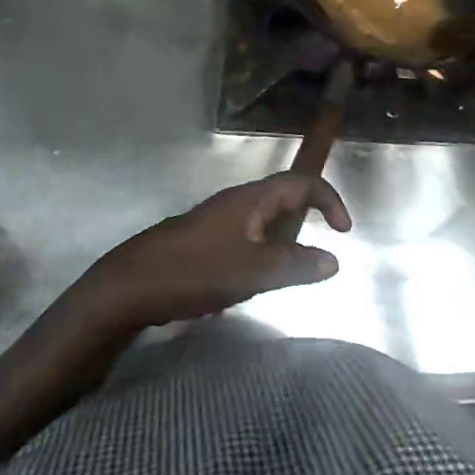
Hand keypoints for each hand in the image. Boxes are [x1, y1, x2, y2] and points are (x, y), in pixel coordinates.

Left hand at [79, 172, 352, 330]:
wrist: (130, 286)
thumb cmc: (194, 271)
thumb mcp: (251, 272)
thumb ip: (294, 265)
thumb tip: (334, 260)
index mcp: (250, 199)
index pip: (301, 183)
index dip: (328, 200)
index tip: (344, 231)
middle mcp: (235, 203)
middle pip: (282, 200)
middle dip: (306, 222)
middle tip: (316, 258)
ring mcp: (217, 222)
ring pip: (262, 225)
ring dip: (280, 246)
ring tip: (282, 280)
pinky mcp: (203, 243)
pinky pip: (244, 244)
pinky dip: (258, 260)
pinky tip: (245, 292)